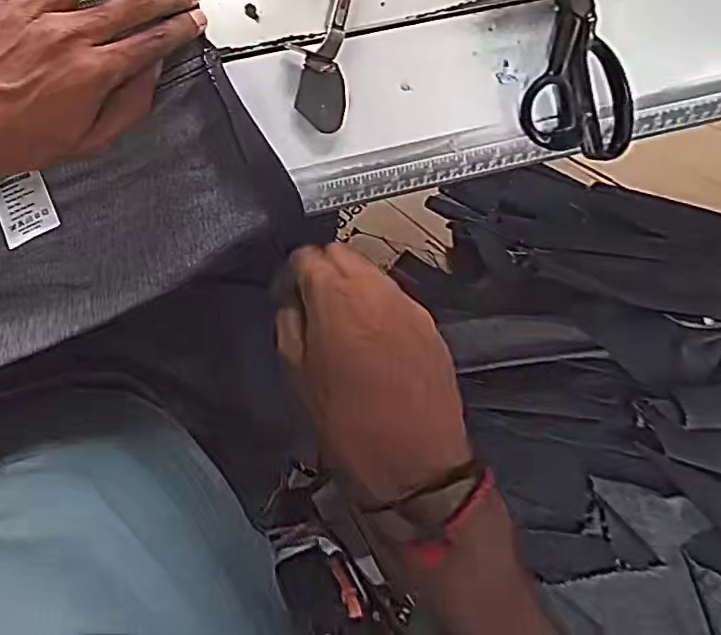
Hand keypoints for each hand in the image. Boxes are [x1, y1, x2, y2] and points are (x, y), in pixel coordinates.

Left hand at [0, 0, 204, 213]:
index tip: (192, 19)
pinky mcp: (4, 2)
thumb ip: (130, 104)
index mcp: (91, 72)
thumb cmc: (17, 141)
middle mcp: (67, 36)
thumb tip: (153, 70)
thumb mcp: (88, 140)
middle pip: (134, 1)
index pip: (152, 38)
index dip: (181, 26)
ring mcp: (33, 13)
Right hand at [276, 244, 472, 503]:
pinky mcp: (431, 326)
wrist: (415, 469)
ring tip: (342, 319)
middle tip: (312, 303)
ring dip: (351, 283)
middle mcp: (375, 289)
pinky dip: (376, 302)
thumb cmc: (344, 421)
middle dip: (322, 269)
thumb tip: (294, 301)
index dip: (291, 274)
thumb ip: (289, 321)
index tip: (288, 297)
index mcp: (335, 296)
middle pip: (340, 252)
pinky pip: (394, 296)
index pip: (306, 255)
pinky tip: (371, 335)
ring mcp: (408, 305)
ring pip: (370, 270)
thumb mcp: (295, 370)